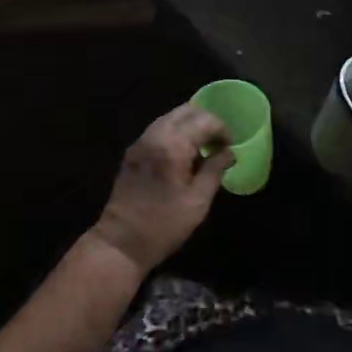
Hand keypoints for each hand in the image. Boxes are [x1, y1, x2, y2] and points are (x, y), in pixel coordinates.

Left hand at [88, 104, 234, 271]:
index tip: (229, 147)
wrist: (122, 240)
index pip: (203, 120)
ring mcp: (141, 141)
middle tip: (218, 142)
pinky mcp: (133, 150)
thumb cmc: (165, 224)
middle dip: (205, 121)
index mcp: (173, 146)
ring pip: (169, 117)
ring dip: (189, 124)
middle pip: (184, 111)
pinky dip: (174, 131)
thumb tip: (229, 153)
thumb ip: (214, 170)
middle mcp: (155, 135)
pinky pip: (158, 129)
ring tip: (203, 146)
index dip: (221, 129)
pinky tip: (184, 151)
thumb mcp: (198, 201)